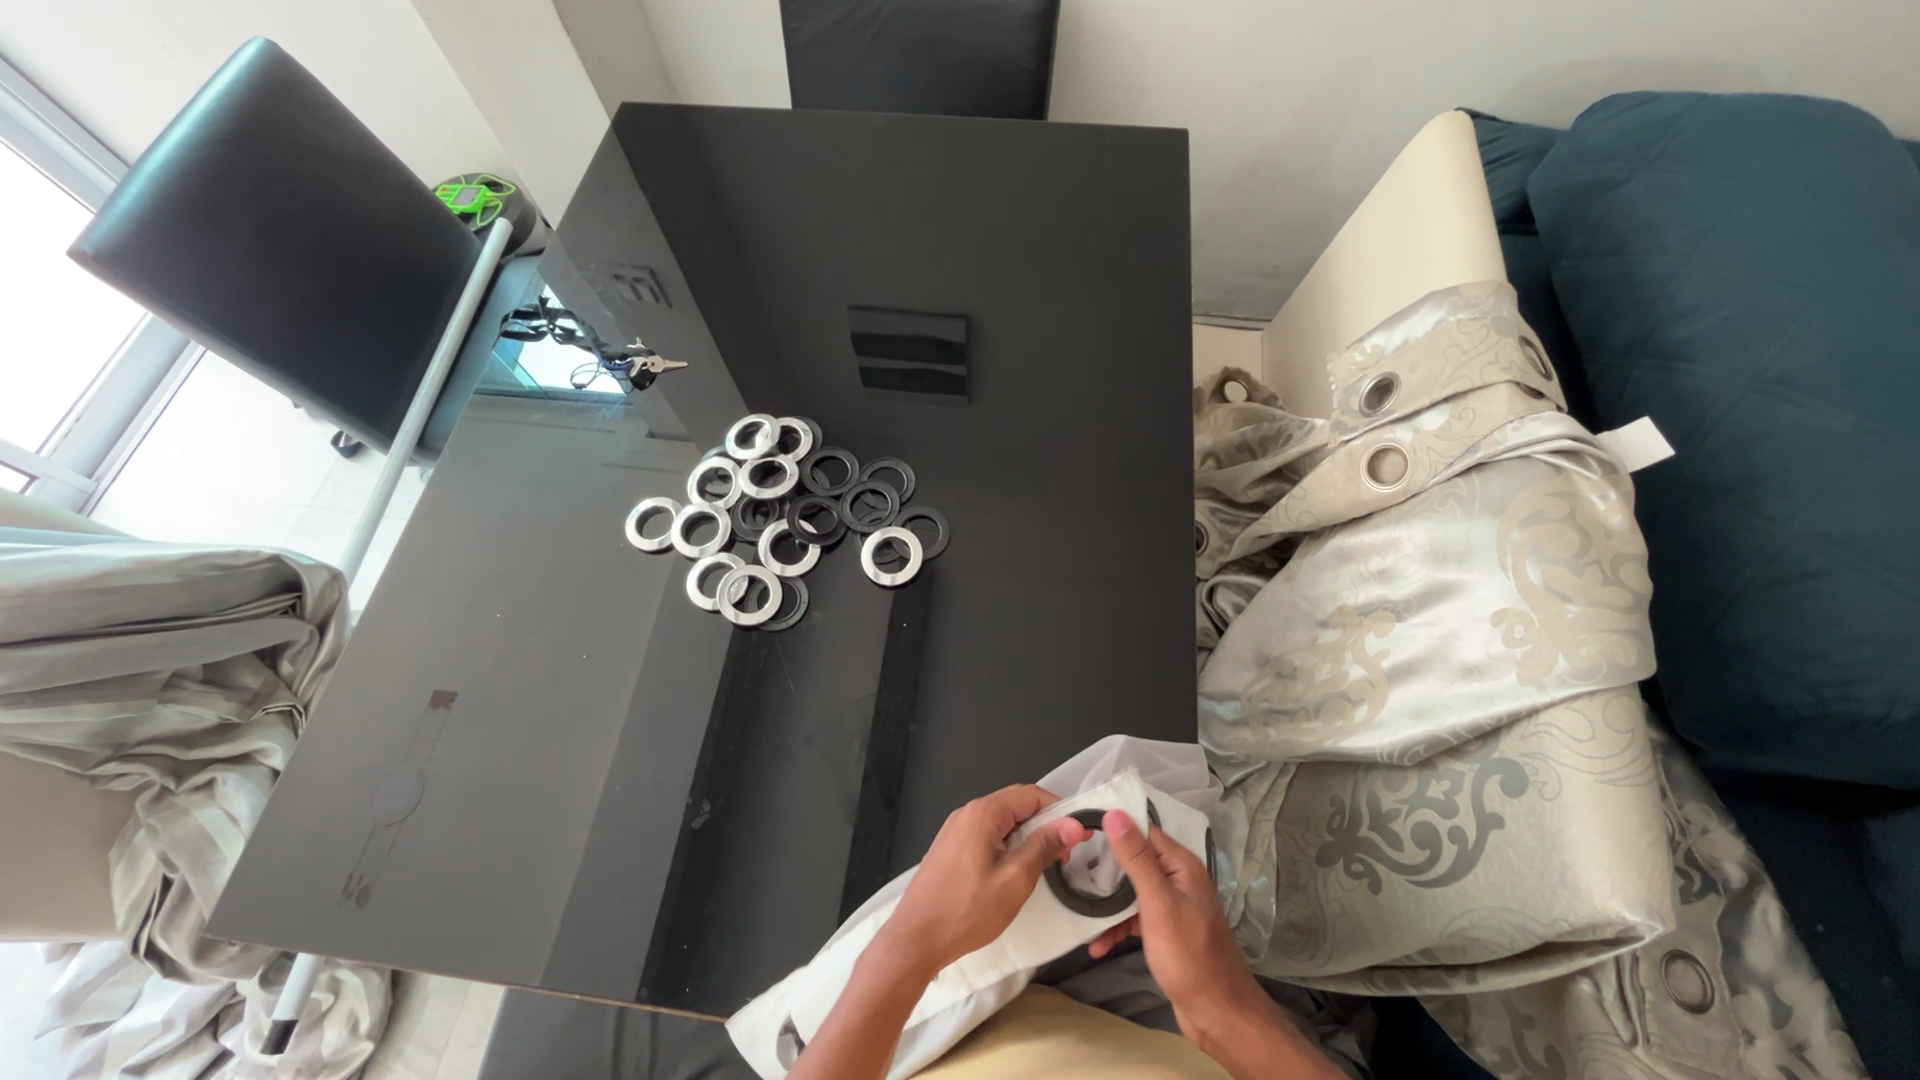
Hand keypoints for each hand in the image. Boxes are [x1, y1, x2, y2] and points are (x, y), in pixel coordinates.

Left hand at [878, 784, 1092, 974]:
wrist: (915, 939)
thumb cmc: (967, 911)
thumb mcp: (1014, 880)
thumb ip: (1044, 847)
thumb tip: (1073, 824)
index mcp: (983, 813)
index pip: (1030, 794)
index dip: (1059, 810)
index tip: (1079, 834)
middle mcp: (967, 813)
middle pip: (1015, 804)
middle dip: (1044, 823)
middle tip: (1065, 853)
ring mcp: (955, 830)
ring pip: (1001, 821)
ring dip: (1027, 836)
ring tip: (1045, 864)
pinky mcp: (950, 848)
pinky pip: (987, 835)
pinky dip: (1008, 845)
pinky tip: (1016, 870)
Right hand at [1087, 810, 1267, 1041]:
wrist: (1217, 1014)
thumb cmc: (1188, 955)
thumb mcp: (1158, 903)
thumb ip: (1137, 859)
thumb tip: (1115, 814)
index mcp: (1180, 865)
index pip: (1143, 830)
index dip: (1113, 826)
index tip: (1078, 826)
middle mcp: (1177, 879)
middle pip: (1134, 860)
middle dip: (1103, 865)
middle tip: (1068, 865)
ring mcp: (1171, 906)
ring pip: (1131, 891)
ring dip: (1106, 902)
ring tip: (1076, 907)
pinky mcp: (1165, 931)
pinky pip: (1134, 919)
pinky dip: (1116, 928)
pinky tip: (1096, 946)